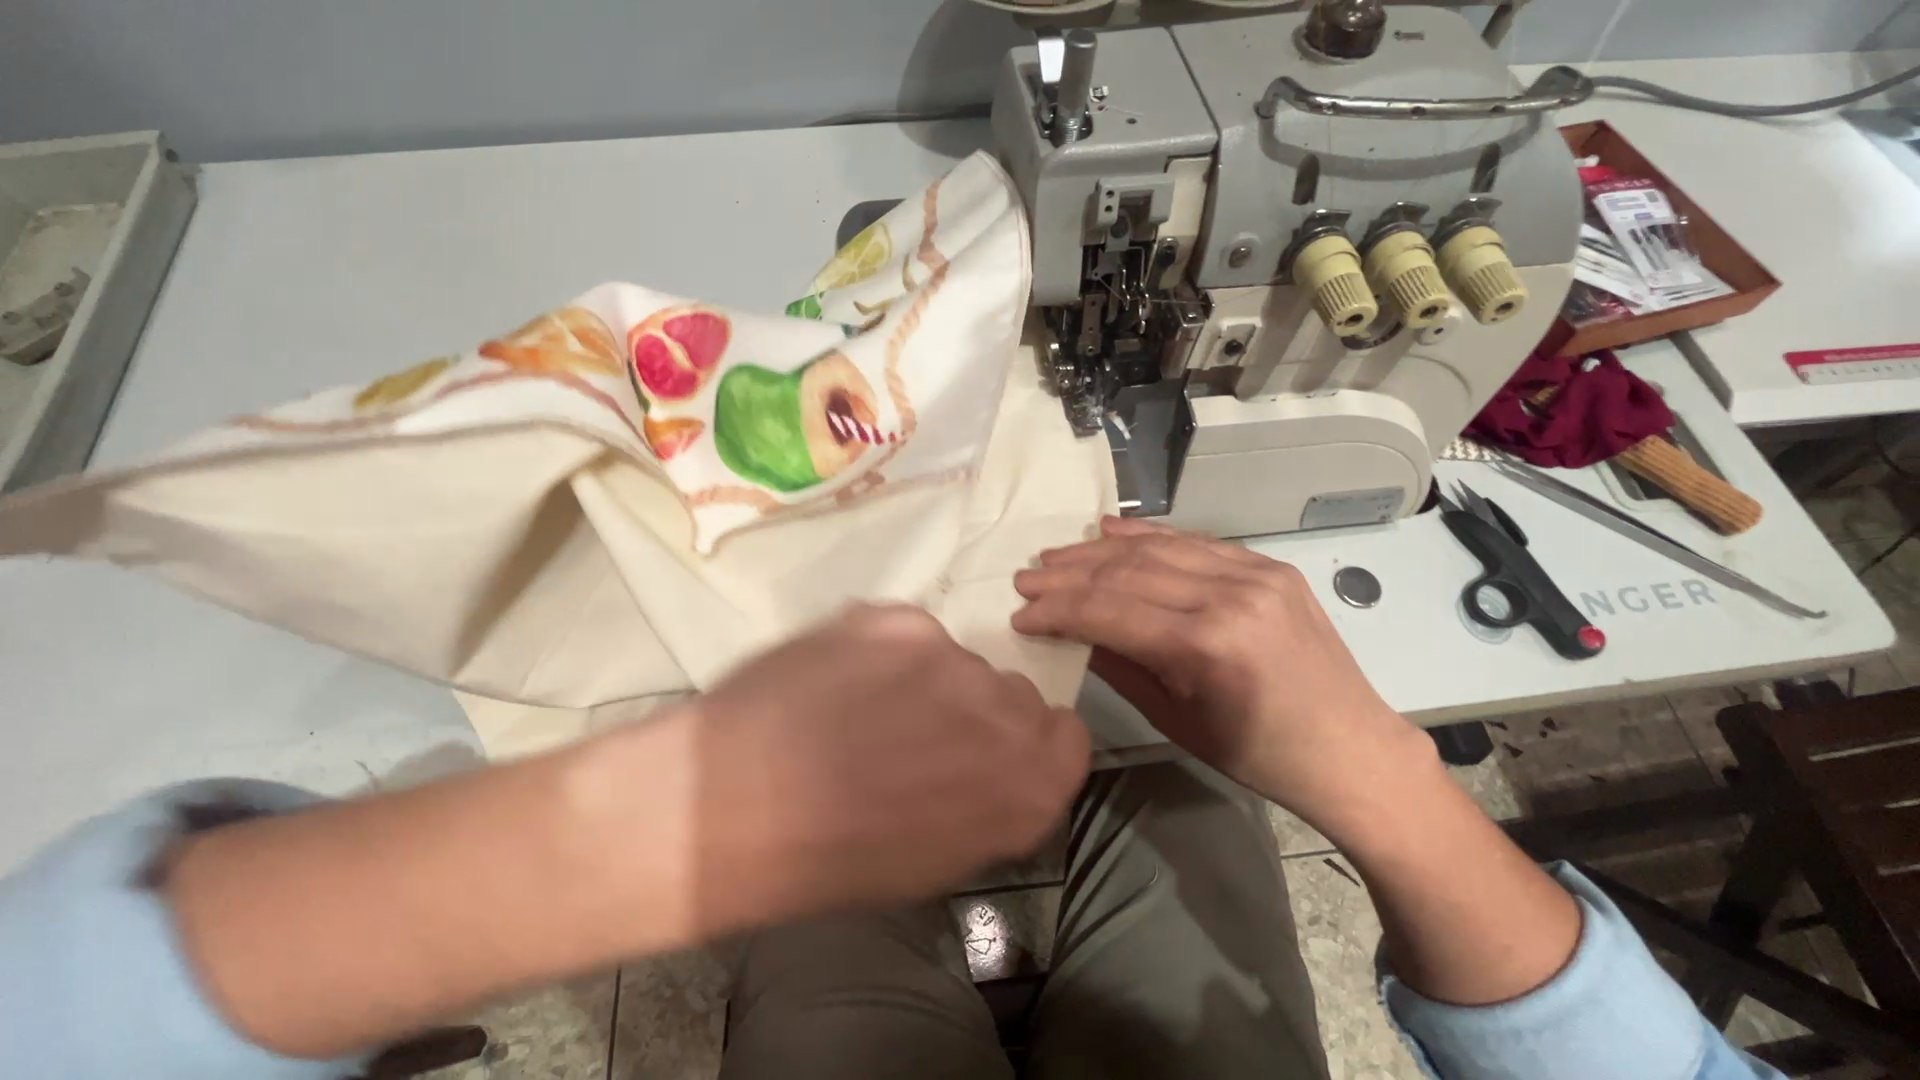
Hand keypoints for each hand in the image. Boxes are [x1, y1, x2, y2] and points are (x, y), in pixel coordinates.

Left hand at [684, 604, 1088, 933]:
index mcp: (1027, 783)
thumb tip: (994, 771)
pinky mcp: (895, 617)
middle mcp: (1004, 709)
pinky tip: (835, 684)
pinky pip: (905, 633)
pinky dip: (881, 654)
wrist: (733, 803)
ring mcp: (949, 654)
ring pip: (954, 659)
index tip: (987, 755)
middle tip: (913, 737)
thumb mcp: (936, 860)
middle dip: (974, 712)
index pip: (1066, 736)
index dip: (1028, 745)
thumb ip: (992, 806)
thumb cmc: (834, 858)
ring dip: (923, 681)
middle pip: (1011, 693)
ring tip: (858, 713)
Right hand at [1011, 517, 1431, 831]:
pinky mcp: (1270, 567)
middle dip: (1070, 575)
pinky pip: (1197, 543)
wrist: (1351, 748)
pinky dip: (1151, 537)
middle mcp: (1231, 597)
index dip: (1059, 610)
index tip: (1021, 613)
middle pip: (1129, 573)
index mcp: (1207, 646)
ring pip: (1159, 550)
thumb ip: (1121, 667)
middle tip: (1026, 578)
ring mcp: (1256, 575)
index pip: (1111, 612)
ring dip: (1101, 550)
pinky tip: (1113, 531)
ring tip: (1057, 555)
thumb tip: (1071, 633)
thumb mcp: (1178, 721)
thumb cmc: (1259, 754)